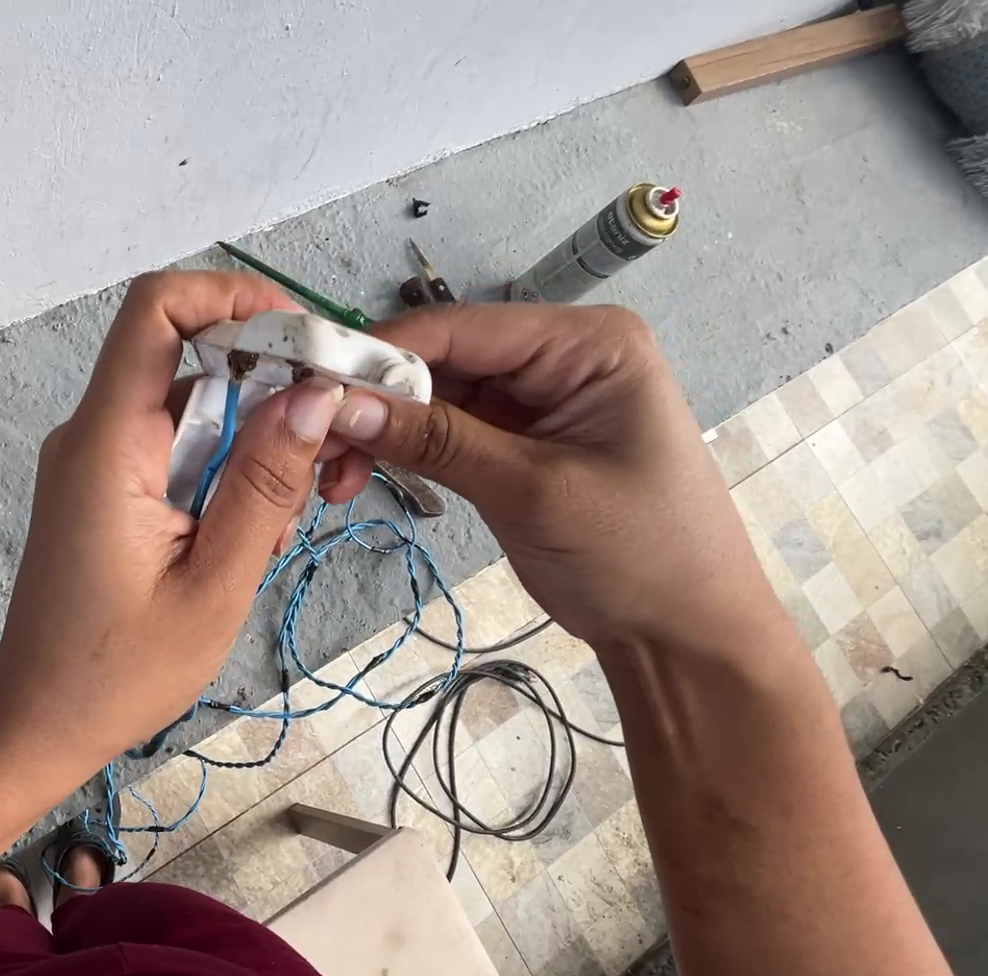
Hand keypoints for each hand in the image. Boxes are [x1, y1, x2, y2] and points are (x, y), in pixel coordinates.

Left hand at [0, 271, 348, 759]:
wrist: (42, 721)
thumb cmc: (120, 672)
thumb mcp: (215, 584)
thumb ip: (265, 485)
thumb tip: (314, 394)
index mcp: (108, 445)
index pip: (155, 311)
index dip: (231, 298)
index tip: (303, 338)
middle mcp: (95, 435)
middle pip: (192, 362)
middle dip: (270, 390)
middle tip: (329, 460)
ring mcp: (98, 462)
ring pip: (195, 410)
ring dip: (255, 445)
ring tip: (287, 522)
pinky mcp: (108, 489)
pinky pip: (178, 450)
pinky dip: (226, 474)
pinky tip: (248, 536)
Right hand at [327, 302, 778, 650]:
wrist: (681, 633)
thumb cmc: (633, 552)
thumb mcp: (530, 490)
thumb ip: (434, 440)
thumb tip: (338, 404)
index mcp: (583, 343)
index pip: (458, 329)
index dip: (377, 355)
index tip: (306, 389)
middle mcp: (554, 358)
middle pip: (438, 362)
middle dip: (372, 403)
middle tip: (314, 450)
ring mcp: (532, 402)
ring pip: (430, 400)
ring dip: (379, 434)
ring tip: (334, 479)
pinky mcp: (512, 443)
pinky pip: (441, 434)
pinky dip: (401, 455)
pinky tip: (361, 479)